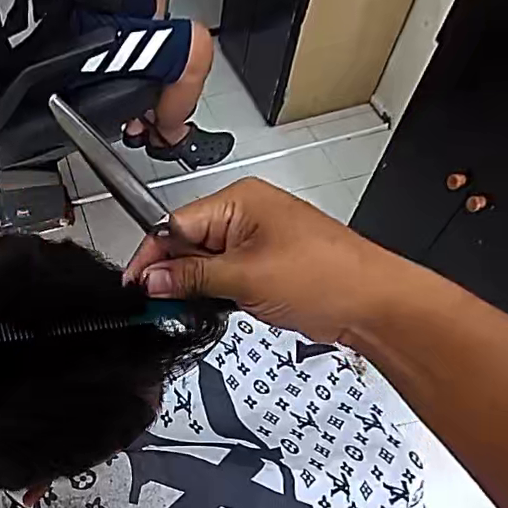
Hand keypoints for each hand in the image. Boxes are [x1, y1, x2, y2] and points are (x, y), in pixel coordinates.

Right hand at [123, 178, 404, 343]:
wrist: (371, 303)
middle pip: (187, 242)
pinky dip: (217, 293)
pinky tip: (217, 307)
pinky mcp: (266, 266)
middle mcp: (246, 215)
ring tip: (195, 307)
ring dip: (196, 286)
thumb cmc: (328, 276)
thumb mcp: (245, 278)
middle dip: (172, 273)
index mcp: (239, 201)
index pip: (174, 223)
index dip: (151, 256)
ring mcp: (257, 242)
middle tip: (158, 303)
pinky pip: (227, 275)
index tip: (136, 285)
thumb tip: (154, 279)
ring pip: (206, 262)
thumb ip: (192, 277)